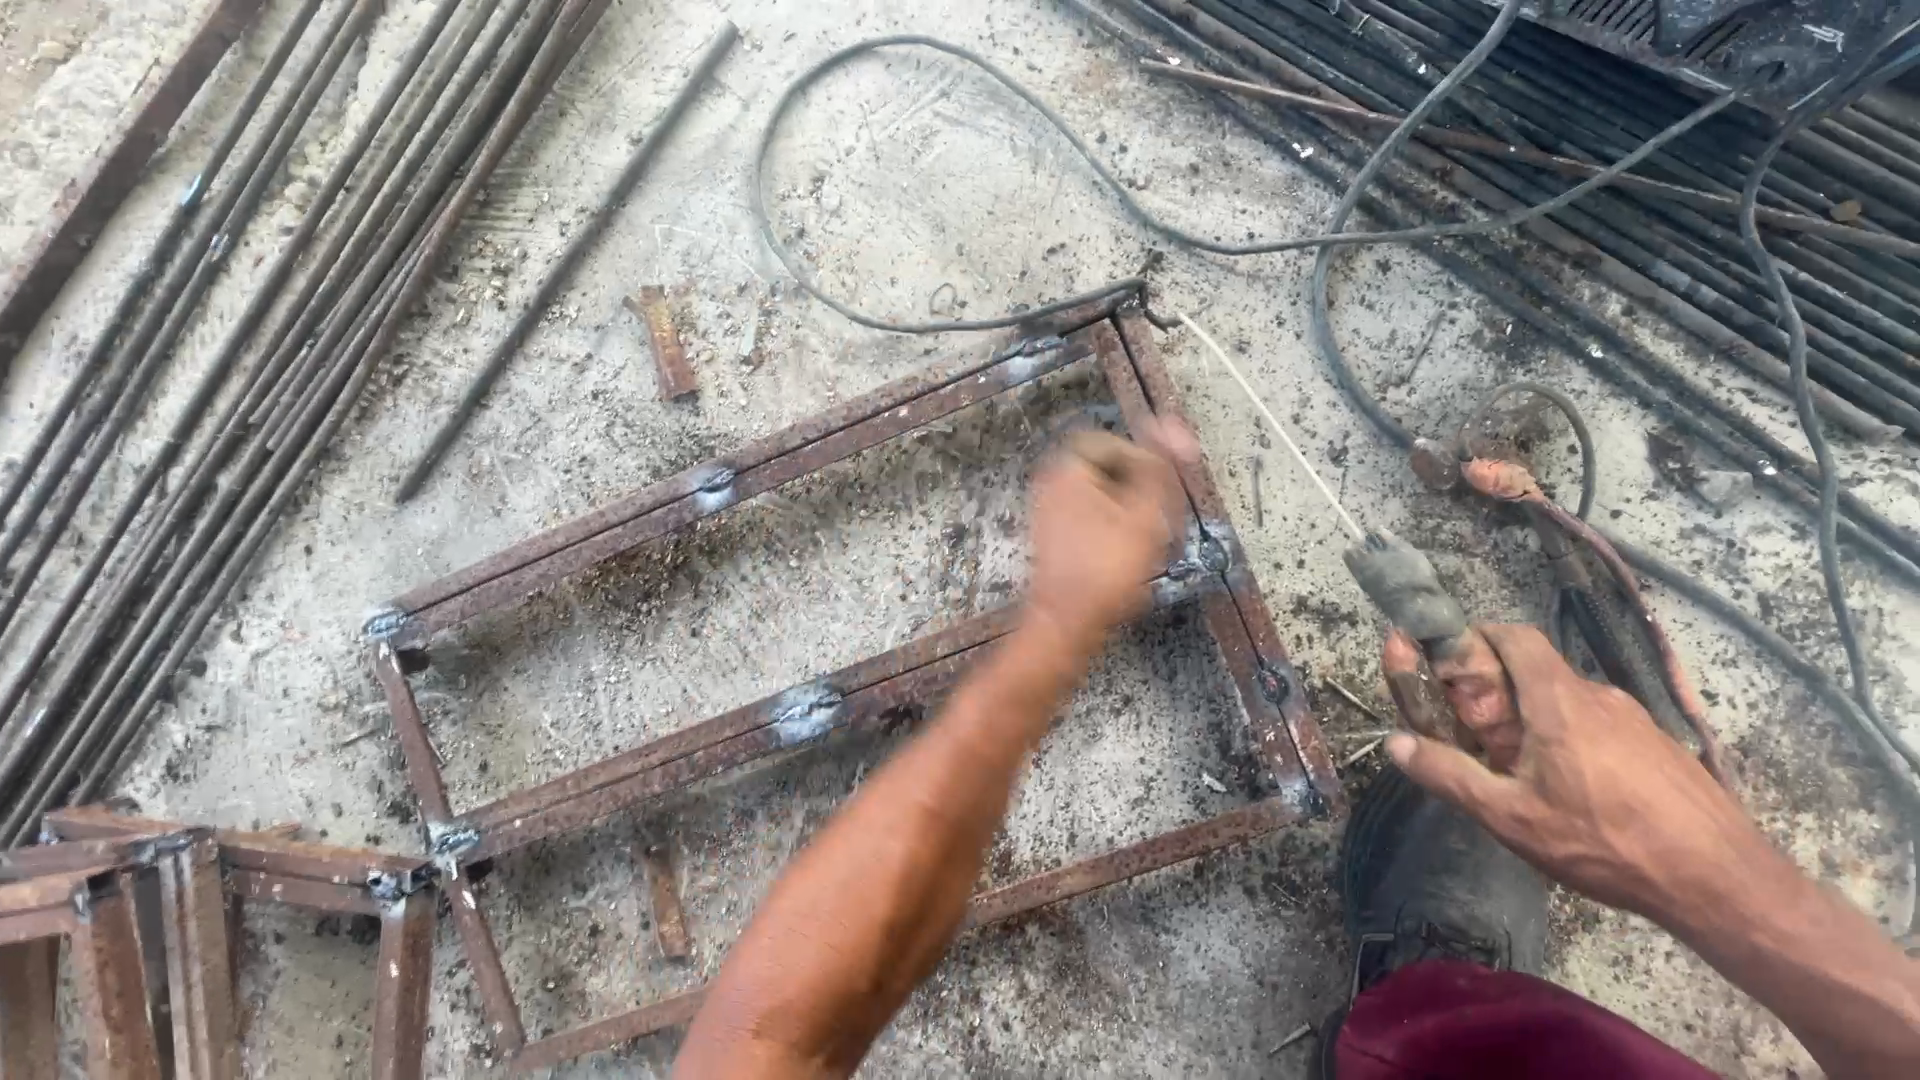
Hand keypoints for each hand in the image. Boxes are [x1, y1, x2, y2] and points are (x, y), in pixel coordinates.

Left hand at [1025, 420, 1196, 648]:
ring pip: (1105, 496)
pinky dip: (1116, 530)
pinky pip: (1093, 519)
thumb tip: (1170, 424)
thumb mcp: (1145, 513)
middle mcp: (1050, 485)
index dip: (1144, 457)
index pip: (1112, 442)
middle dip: (1141, 488)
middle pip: (1109, 469)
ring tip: (1150, 539)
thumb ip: (1159, 466)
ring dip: (1133, 512)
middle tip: (1162, 515)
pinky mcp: (1056, 539)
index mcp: (1065, 469)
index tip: (1164, 485)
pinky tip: (1132, 556)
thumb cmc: (1106, 570)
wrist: (1067, 626)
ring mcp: (1049, 513)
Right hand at [1382, 623, 1766, 924]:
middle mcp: (1598, 697)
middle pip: (1534, 671)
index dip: (1475, 637)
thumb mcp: (1510, 816)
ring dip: (1532, 720)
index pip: (1513, 636)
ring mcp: (1636, 722)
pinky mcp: (1660, 749)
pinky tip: (1571, 791)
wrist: (1727, 886)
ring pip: (1566, 702)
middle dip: (1494, 691)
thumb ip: (1447, 773)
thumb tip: (1394, 743)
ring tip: (1519, 770)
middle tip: (1472, 733)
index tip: (1445, 664)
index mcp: (1558, 700)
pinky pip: (1598, 727)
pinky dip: (1570, 740)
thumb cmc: (1606, 842)